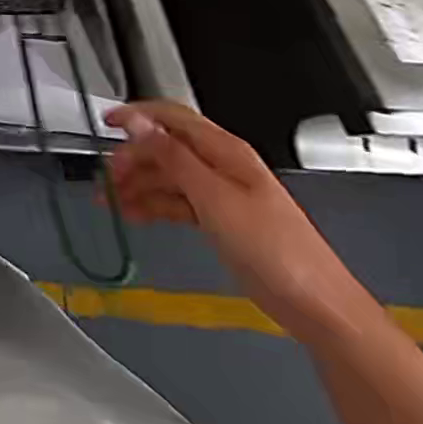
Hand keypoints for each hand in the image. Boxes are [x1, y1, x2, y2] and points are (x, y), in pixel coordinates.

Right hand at [107, 102, 376, 339]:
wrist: (316, 306)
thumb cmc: (275, 250)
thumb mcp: (213, 197)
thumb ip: (172, 157)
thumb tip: (140, 124)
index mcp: (224, 151)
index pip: (171, 118)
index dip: (136, 116)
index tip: (107, 123)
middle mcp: (220, 166)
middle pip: (164, 148)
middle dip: (131, 157)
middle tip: (107, 175)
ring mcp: (219, 193)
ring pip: (166, 176)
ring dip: (136, 184)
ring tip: (110, 199)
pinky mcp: (219, 219)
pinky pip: (175, 202)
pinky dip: (151, 205)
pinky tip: (133, 214)